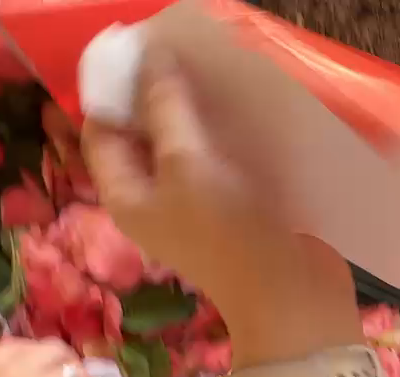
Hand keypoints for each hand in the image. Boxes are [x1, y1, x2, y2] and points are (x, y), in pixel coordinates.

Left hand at [80, 44, 357, 365]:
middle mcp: (161, 205)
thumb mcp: (189, 164)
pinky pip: (235, 175)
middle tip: (188, 68)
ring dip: (209, 127)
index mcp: (127, 195)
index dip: (115, 89)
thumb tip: (155, 58)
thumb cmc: (231, 236)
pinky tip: (256, 133)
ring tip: (224, 94)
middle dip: (166, 105)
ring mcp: (207, 215)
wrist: (296, 299)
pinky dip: (241, 152)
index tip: (144, 55)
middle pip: (152, 141)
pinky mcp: (249, 221)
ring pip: (197, 156)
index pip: (103, 128)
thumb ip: (167, 108)